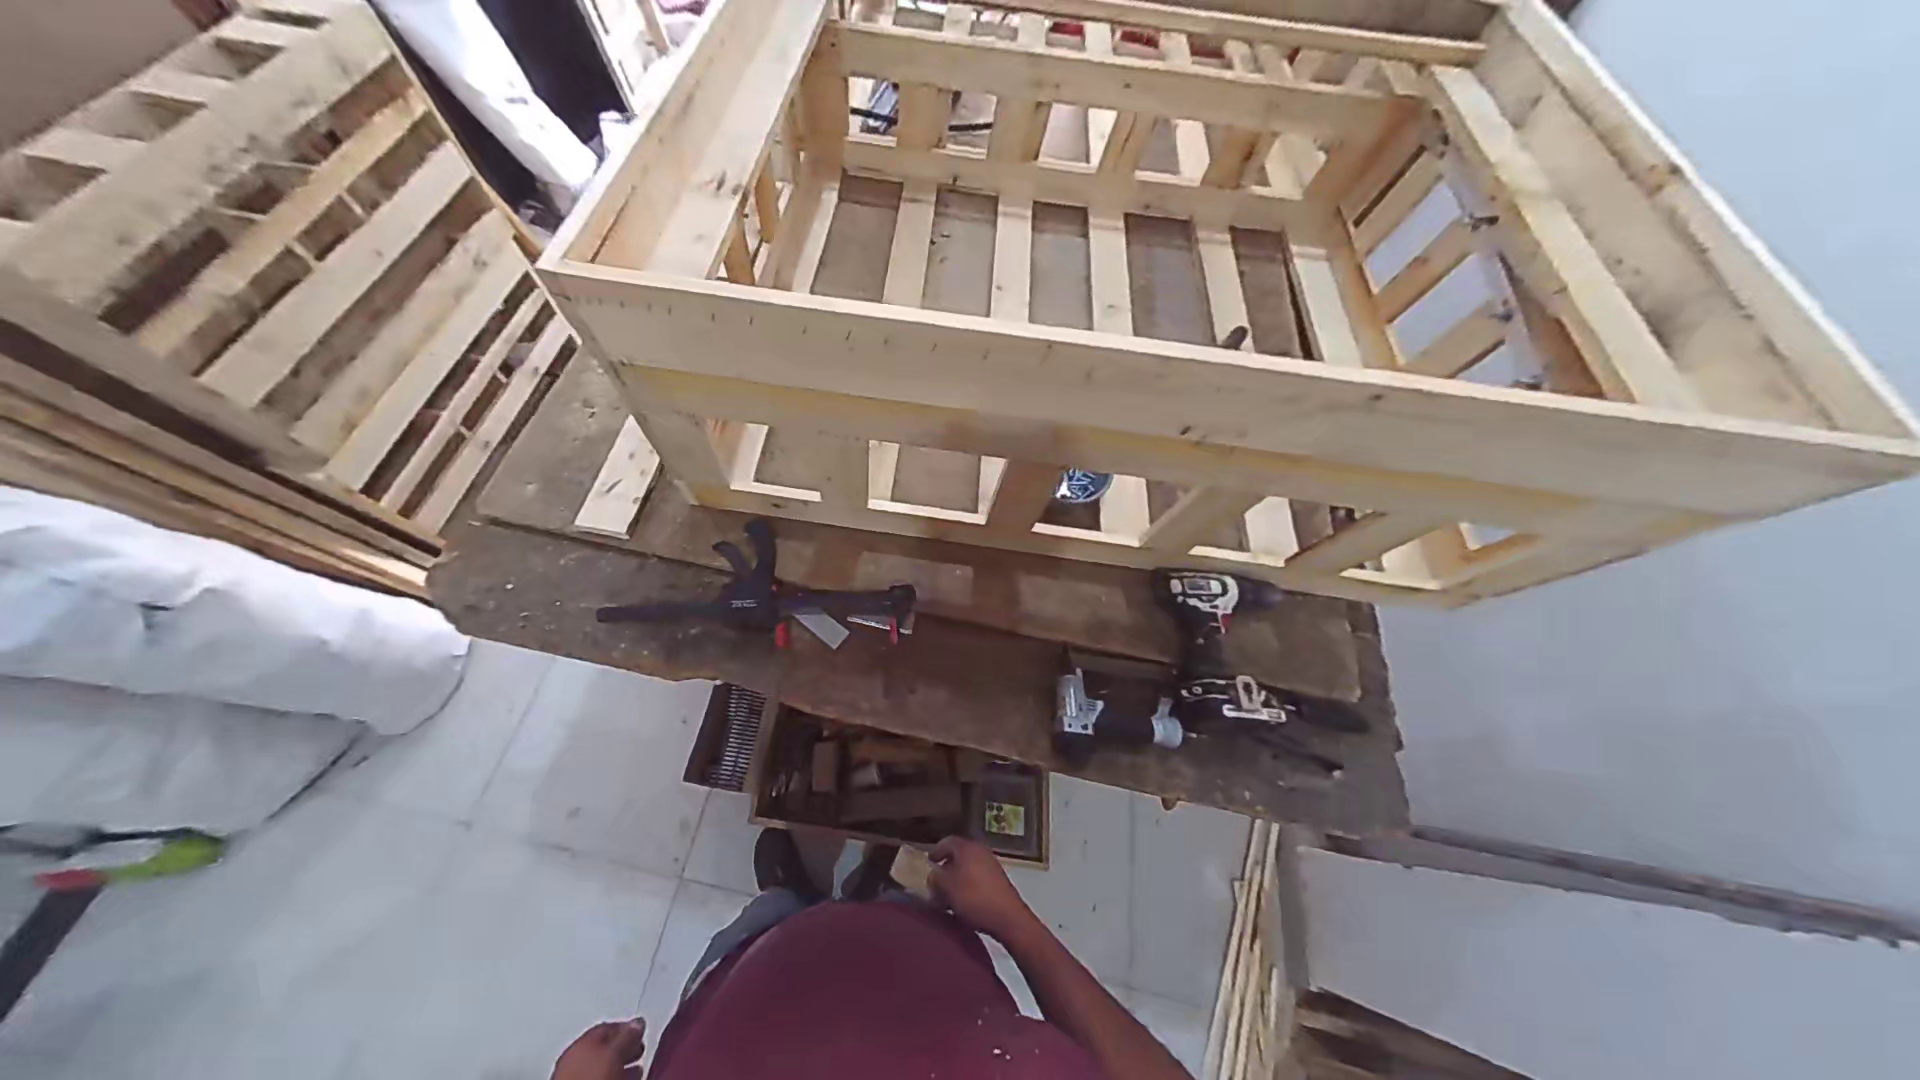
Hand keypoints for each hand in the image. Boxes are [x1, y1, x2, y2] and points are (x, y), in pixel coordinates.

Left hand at [552, 1018, 645, 1079]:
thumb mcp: (615, 1053)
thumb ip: (628, 1035)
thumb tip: (637, 1023)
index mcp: (580, 1044)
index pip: (606, 1027)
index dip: (626, 1027)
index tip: (640, 1030)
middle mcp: (572, 1060)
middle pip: (604, 1047)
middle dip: (623, 1047)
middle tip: (638, 1049)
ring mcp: (572, 1078)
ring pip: (602, 1066)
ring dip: (619, 1065)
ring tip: (634, 1071)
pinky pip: (600, 1078)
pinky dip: (612, 1076)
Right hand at [930, 836, 1038, 941]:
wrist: (1007, 917)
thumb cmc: (973, 897)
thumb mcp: (946, 888)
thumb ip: (935, 879)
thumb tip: (934, 875)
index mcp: (967, 848)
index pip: (947, 841)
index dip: (936, 851)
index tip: (928, 861)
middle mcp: (980, 851)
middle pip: (958, 855)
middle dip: (946, 868)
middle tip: (936, 882)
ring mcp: (992, 865)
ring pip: (968, 868)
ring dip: (956, 880)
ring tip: (947, 897)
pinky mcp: (999, 880)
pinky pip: (977, 878)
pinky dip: (968, 886)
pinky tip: (963, 903)